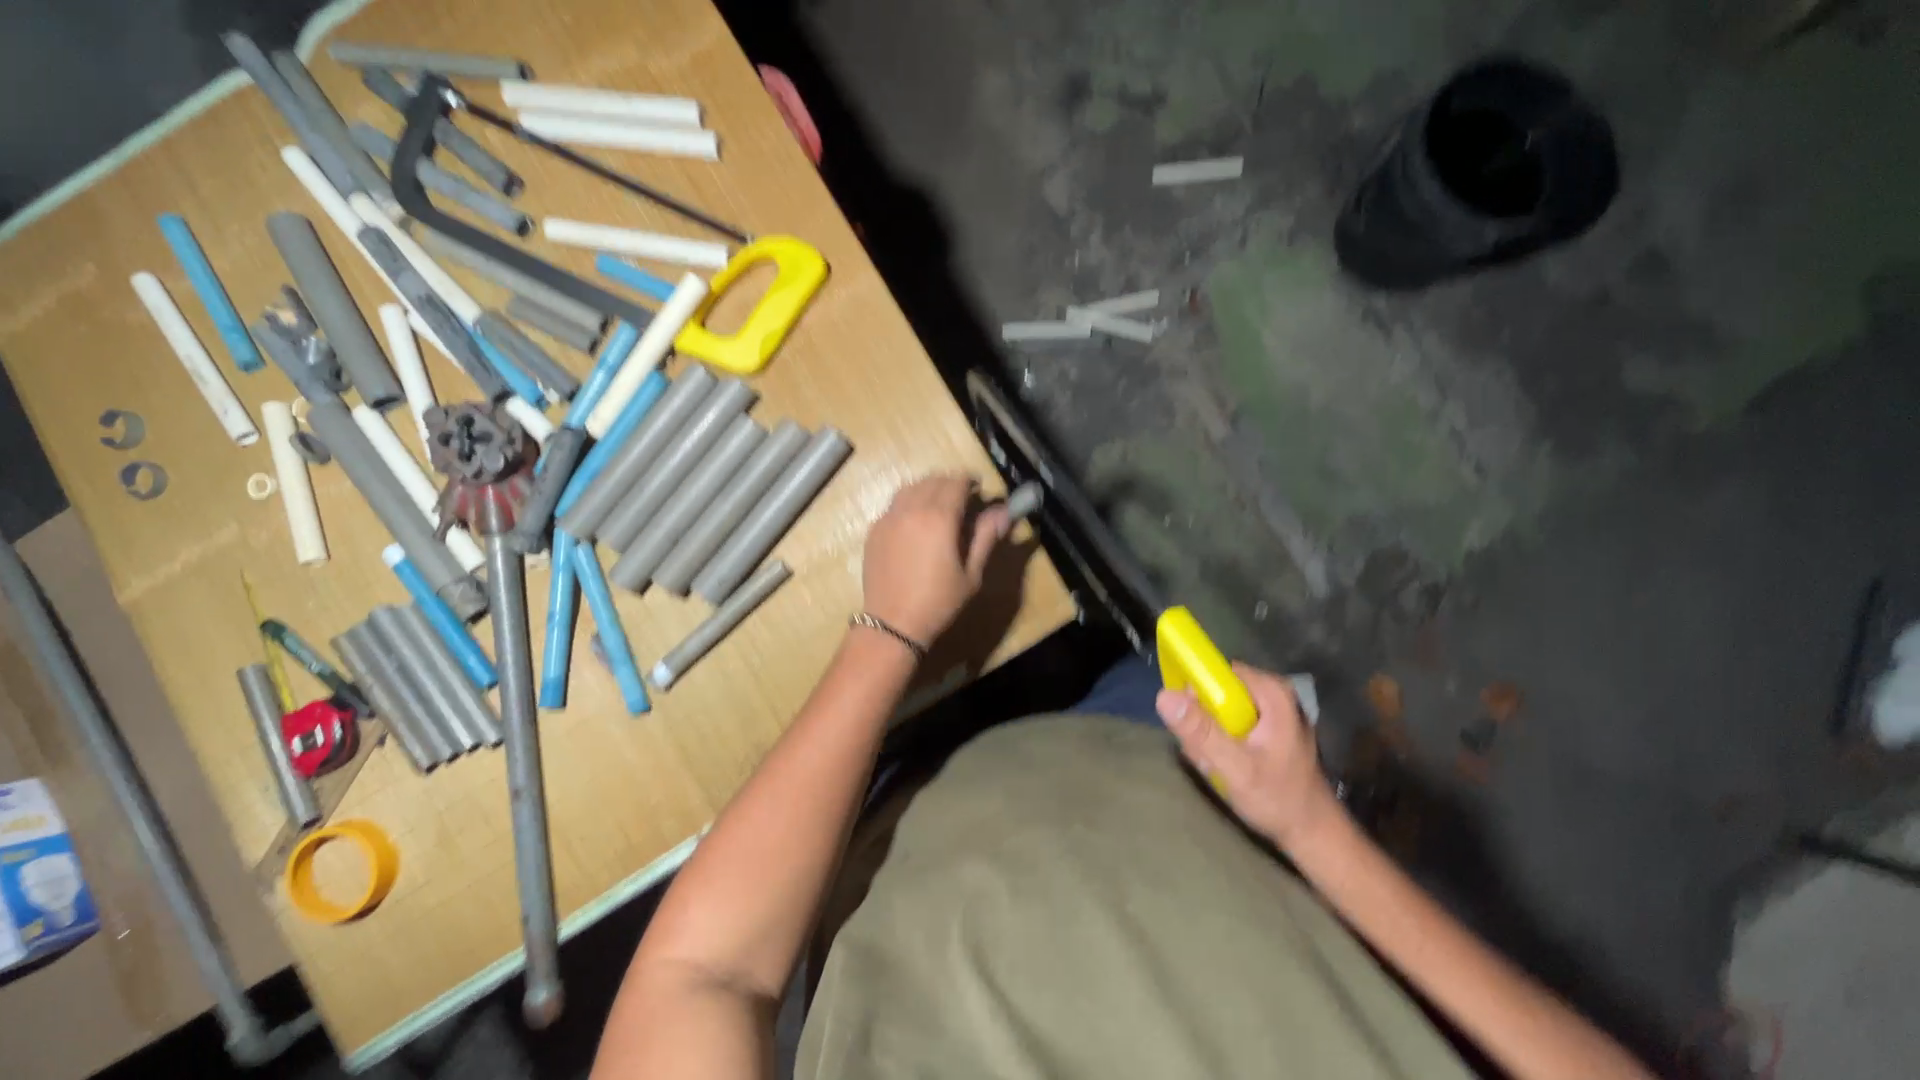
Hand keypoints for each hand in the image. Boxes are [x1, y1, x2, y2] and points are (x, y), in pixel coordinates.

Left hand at [861, 475, 1008, 646]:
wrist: (893, 623)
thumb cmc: (938, 602)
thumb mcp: (971, 574)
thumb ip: (985, 537)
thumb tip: (1003, 512)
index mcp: (939, 518)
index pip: (956, 483)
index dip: (970, 481)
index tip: (978, 487)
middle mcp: (911, 509)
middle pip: (933, 480)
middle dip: (950, 483)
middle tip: (962, 497)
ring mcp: (888, 518)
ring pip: (910, 487)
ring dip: (928, 488)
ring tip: (938, 504)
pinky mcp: (874, 530)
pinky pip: (894, 504)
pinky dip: (908, 502)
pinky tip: (915, 521)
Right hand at [1156, 663, 1341, 850]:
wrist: (1313, 833)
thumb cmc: (1278, 799)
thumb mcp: (1234, 768)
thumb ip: (1201, 732)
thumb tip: (1164, 695)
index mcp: (1273, 693)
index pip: (1219, 674)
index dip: (1197, 695)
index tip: (1191, 726)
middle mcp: (1277, 694)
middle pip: (1220, 692)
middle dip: (1204, 722)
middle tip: (1204, 755)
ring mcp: (1276, 712)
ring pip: (1225, 710)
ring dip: (1212, 737)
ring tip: (1217, 766)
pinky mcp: (1273, 729)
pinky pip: (1236, 723)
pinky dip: (1225, 743)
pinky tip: (1228, 768)